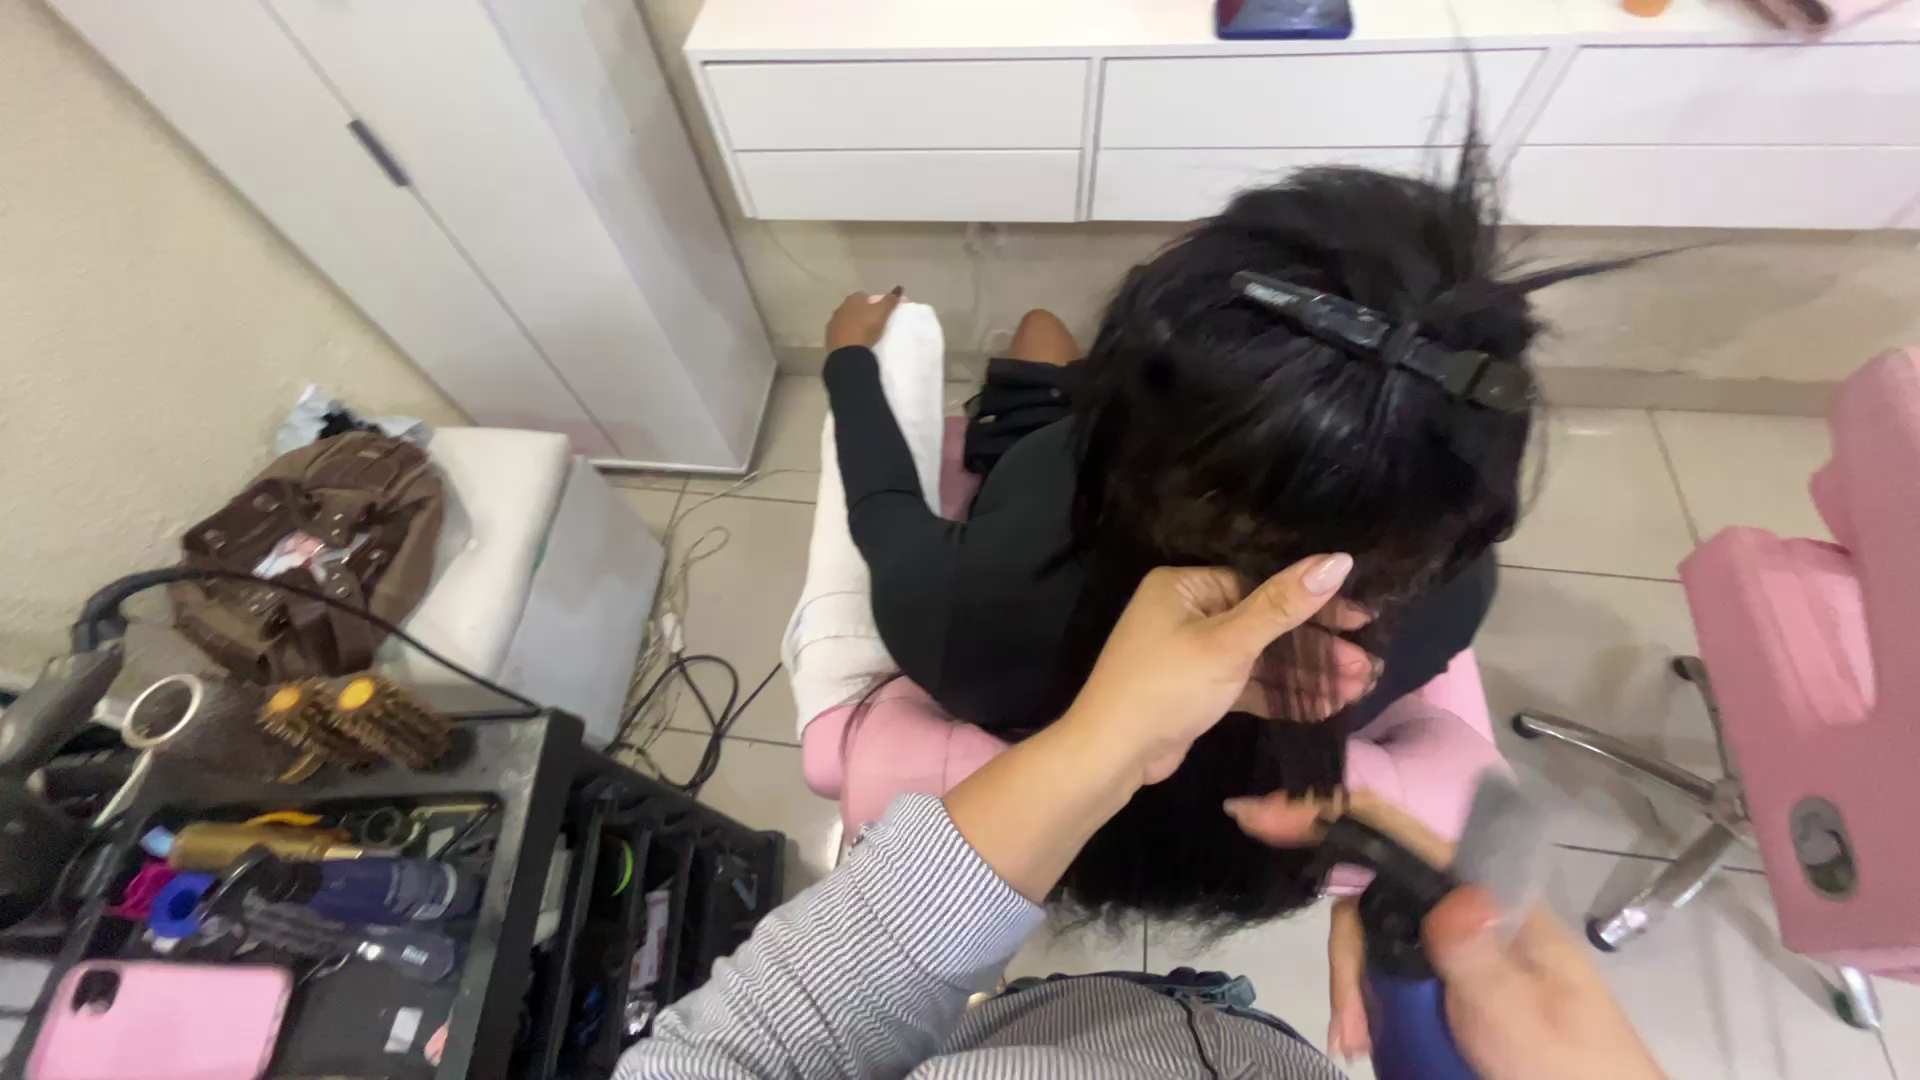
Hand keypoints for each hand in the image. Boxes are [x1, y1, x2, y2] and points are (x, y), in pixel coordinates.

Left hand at [825, 288, 903, 350]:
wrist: (848, 352)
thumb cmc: (865, 328)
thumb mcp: (882, 313)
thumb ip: (890, 300)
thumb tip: (899, 288)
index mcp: (852, 299)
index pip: (863, 295)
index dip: (872, 302)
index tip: (879, 311)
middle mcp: (840, 308)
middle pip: (852, 308)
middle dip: (860, 313)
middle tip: (871, 323)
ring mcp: (833, 323)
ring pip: (844, 320)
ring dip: (852, 324)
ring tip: (862, 335)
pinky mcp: (830, 338)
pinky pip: (840, 334)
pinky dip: (846, 336)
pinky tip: (853, 343)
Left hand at [1058, 553, 1353, 785]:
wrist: (1113, 752)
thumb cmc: (1167, 686)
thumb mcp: (1228, 643)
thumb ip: (1282, 605)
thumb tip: (1337, 559)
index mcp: (1182, 586)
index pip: (1258, 585)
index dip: (1311, 603)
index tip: (1363, 618)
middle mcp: (1184, 612)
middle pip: (1262, 622)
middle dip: (1314, 646)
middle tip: (1368, 665)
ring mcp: (1189, 652)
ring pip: (1256, 656)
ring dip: (1303, 673)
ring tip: (1359, 686)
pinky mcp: (1195, 688)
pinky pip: (1244, 682)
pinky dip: (1278, 693)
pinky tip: (1323, 705)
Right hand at [1225, 792, 1665, 1079]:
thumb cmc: (1574, 1075)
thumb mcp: (1525, 1023)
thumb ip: (1480, 958)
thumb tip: (1451, 891)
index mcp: (1485, 891)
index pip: (1392, 830)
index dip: (1322, 811)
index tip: (1257, 815)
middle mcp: (1459, 898)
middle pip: (1368, 885)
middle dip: (1344, 947)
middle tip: (1338, 1012)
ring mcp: (1447, 932)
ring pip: (1368, 926)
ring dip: (1352, 980)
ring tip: (1357, 1041)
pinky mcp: (1438, 965)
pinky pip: (1380, 960)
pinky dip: (1361, 993)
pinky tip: (1360, 1033)